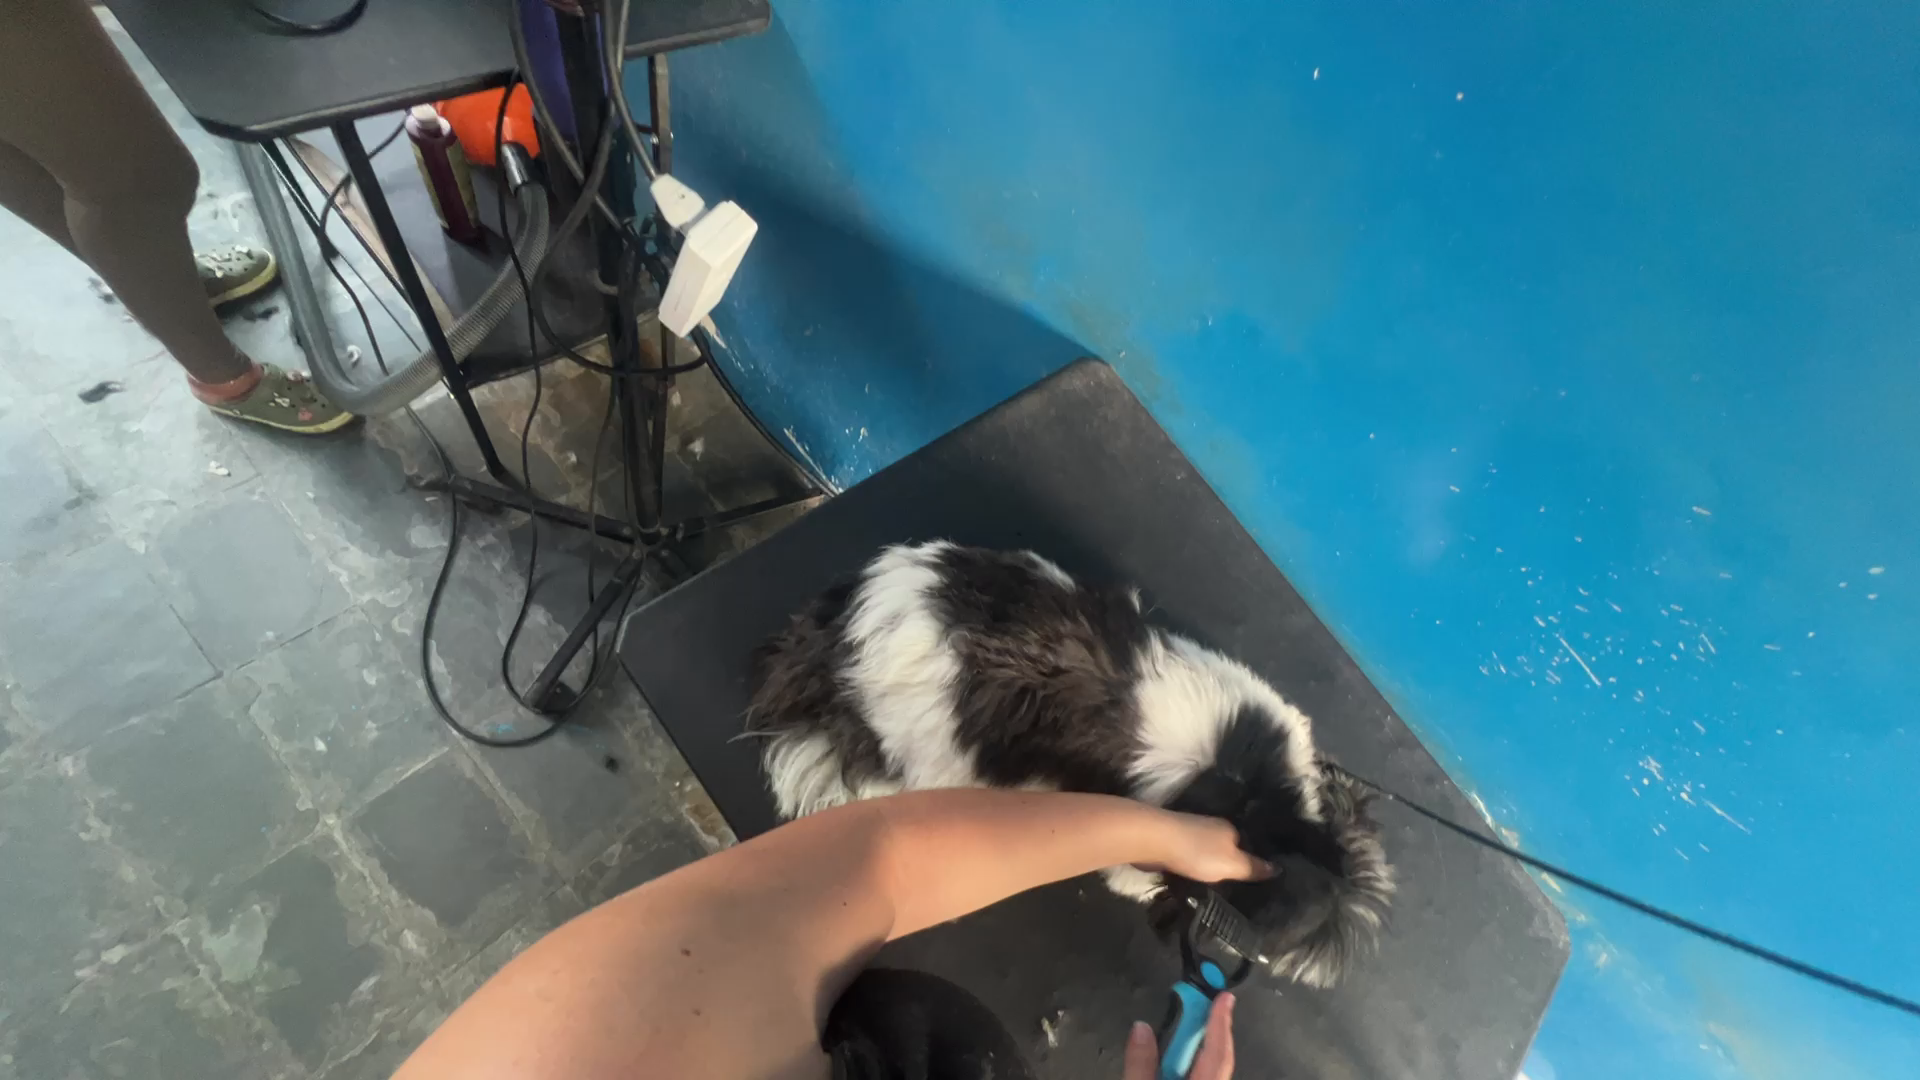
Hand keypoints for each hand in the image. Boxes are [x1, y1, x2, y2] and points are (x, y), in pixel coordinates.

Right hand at [1121, 993, 1235, 1078]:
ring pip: (1214, 1068)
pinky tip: (1184, 1056)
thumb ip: (1140, 1064)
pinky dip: (1198, 1059)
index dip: (1219, 1022)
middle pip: (1218, 1058)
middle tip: (1205, 999)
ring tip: (1193, 1023)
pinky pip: (1206, 1075)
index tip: (1224, 997)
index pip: (1215, 1052)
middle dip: (1212, 1027)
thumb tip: (1141, 1028)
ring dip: (1204, 1044)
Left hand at [1138, 810, 1273, 883]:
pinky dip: (1195, 868)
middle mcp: (1211, 827)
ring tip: (1222, 890)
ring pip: (1208, 854)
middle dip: (1232, 865)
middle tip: (1243, 890)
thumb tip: (1279, 868)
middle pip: (1227, 848)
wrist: (1152, 840)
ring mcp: (1190, 833)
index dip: (1255, 861)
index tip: (1262, 881)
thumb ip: (1253, 867)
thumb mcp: (1231, 863)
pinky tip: (1198, 881)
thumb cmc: (1196, 851)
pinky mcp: (1173, 843)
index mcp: (1229, 829)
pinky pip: (1191, 858)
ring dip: (1211, 868)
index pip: (1248, 845)